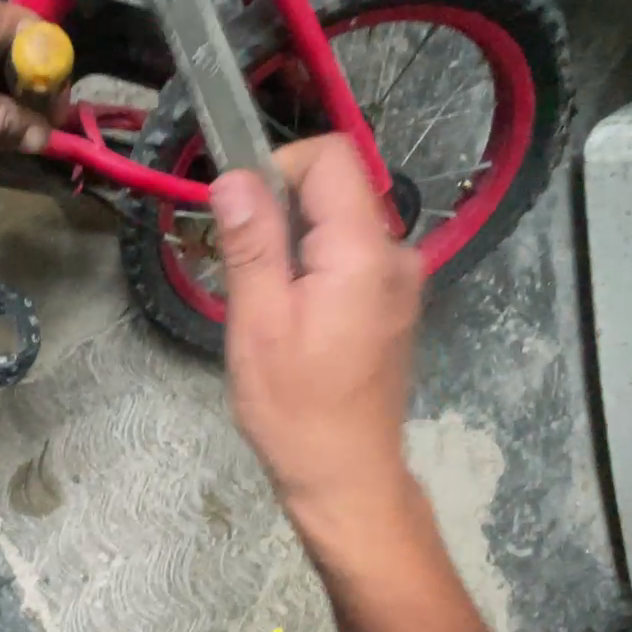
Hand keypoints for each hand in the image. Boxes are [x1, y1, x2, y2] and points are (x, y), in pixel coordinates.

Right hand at [209, 135, 421, 514]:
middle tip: (240, 270)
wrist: (344, 474)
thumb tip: (233, 178)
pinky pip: (347, 258)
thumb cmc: (294, 407)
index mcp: (363, 251)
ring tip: (261, 303)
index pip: (332, 158)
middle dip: (278, 213)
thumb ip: (251, 245)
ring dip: (291, 245)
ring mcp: (398, 281)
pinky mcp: (391, 303)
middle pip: (335, 189)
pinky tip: (288, 318)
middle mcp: (395, 254)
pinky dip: (310, 269)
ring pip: (337, 225)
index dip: (278, 168)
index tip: (238, 216)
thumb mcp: (259, 324)